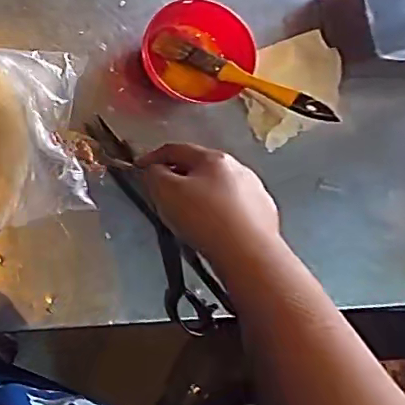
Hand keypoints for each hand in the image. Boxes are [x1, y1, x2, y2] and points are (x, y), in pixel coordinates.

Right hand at [138, 143, 281, 263]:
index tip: (140, 168)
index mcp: (213, 158)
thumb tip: (153, 171)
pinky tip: (213, 231)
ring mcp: (254, 192)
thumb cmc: (205, 220)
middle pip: (199, 168)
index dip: (152, 157)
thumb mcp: (165, 192)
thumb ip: (153, 175)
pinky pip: (234, 209)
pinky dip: (219, 215)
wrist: (248, 254)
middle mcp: (238, 169)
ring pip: (218, 189)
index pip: (176, 149)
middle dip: (178, 178)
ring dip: (201, 196)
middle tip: (162, 195)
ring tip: (189, 218)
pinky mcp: (264, 215)